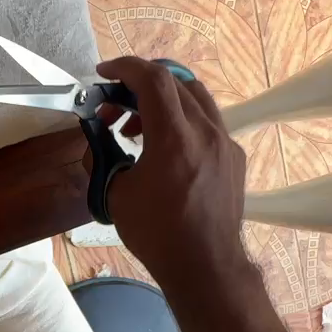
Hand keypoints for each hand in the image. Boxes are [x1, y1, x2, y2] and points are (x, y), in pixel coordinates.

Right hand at [99, 57, 252, 291]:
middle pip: (176, 82)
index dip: (125, 68)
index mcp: (175, 137)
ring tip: (134, 128)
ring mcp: (225, 142)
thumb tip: (97, 140)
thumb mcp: (115, 194)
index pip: (153, 80)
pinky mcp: (233, 157)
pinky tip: (161, 150)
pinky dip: (179, 121)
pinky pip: (206, 123)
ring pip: (195, 99)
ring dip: (161, 102)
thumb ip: (104, 158)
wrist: (203, 263)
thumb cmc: (155, 232)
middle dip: (139, 86)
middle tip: (111, 108)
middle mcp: (206, 131)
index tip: (103, 73)